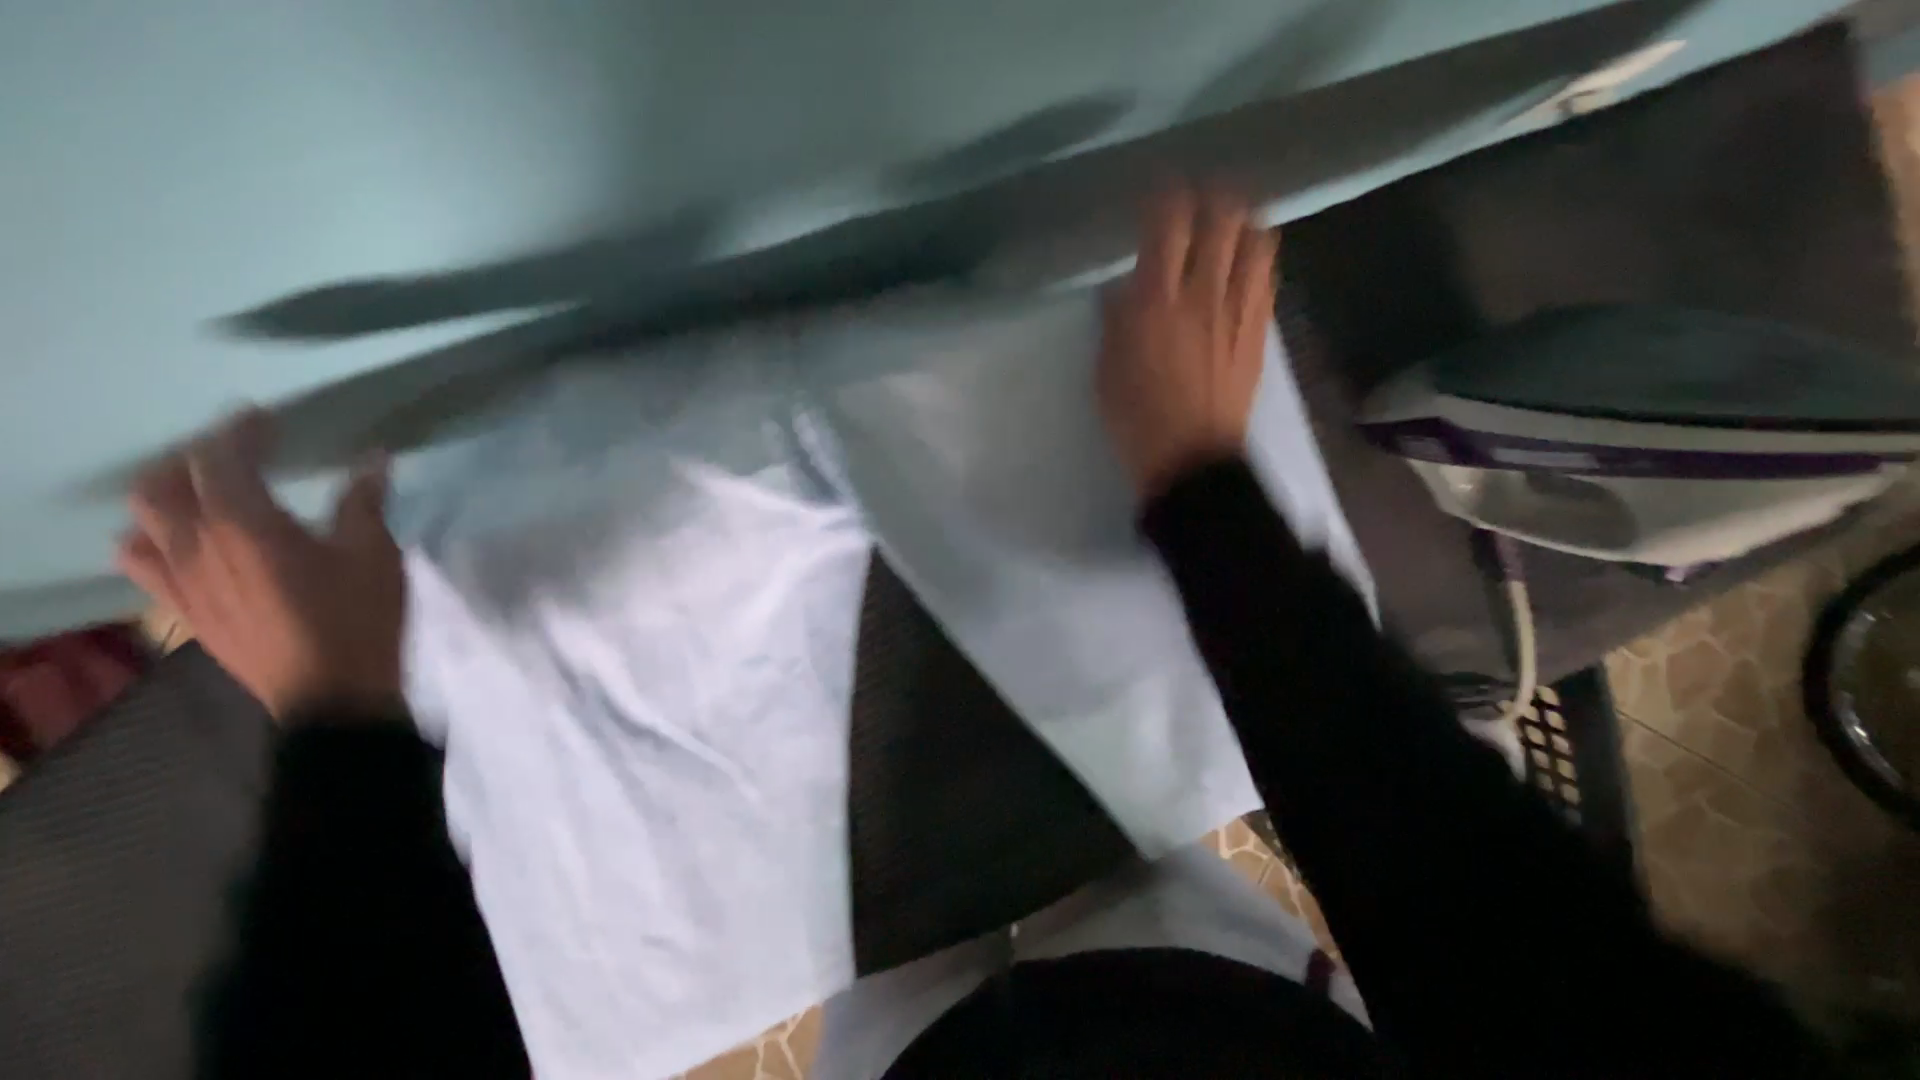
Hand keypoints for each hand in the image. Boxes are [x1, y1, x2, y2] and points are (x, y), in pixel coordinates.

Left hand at [118, 410, 405, 720]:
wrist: (333, 697)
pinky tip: (187, 543)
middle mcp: (197, 546)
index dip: (240, 430)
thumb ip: (364, 501)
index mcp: (245, 525)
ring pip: (143, 521)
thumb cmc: (359, 619)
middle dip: (194, 457)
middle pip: (163, 483)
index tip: (265, 417)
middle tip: (234, 451)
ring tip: (202, 492)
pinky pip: (145, 563)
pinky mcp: (183, 610)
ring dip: (167, 495)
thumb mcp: (374, 554)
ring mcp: (182, 581)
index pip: (222, 458)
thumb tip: (374, 459)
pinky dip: (155, 539)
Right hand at [1097, 186, 1276, 501]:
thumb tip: (1124, 291)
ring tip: (1233, 217)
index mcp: (1155, 302)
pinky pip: (1266, 278)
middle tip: (1200, 193)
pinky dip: (1259, 256)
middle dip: (1211, 195)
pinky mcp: (1258, 332)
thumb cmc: (1136, 420)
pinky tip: (1250, 257)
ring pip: (1254, 243)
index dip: (1165, 196)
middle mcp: (1202, 294)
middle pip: (1220, 221)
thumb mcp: (1106, 369)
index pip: (1167, 225)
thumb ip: (1116, 321)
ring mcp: (1237, 312)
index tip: (1157, 190)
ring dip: (1244, 220)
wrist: (1190, 461)